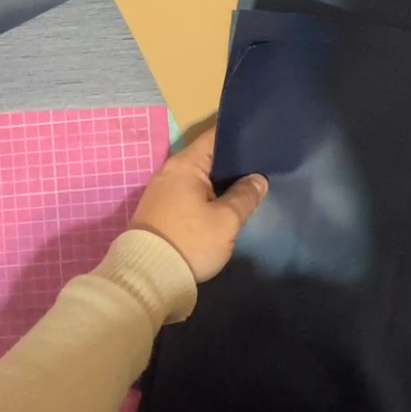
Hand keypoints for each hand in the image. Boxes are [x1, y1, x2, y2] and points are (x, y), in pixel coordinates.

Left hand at [129, 126, 268, 282]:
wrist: (148, 276)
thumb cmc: (190, 241)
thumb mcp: (225, 220)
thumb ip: (244, 196)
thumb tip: (257, 179)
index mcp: (185, 164)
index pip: (215, 136)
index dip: (239, 135)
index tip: (261, 137)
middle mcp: (170, 171)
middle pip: (207, 157)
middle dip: (232, 161)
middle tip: (262, 165)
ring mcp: (162, 191)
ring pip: (198, 178)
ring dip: (220, 181)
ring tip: (248, 184)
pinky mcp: (160, 210)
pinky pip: (189, 193)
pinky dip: (207, 195)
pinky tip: (224, 203)